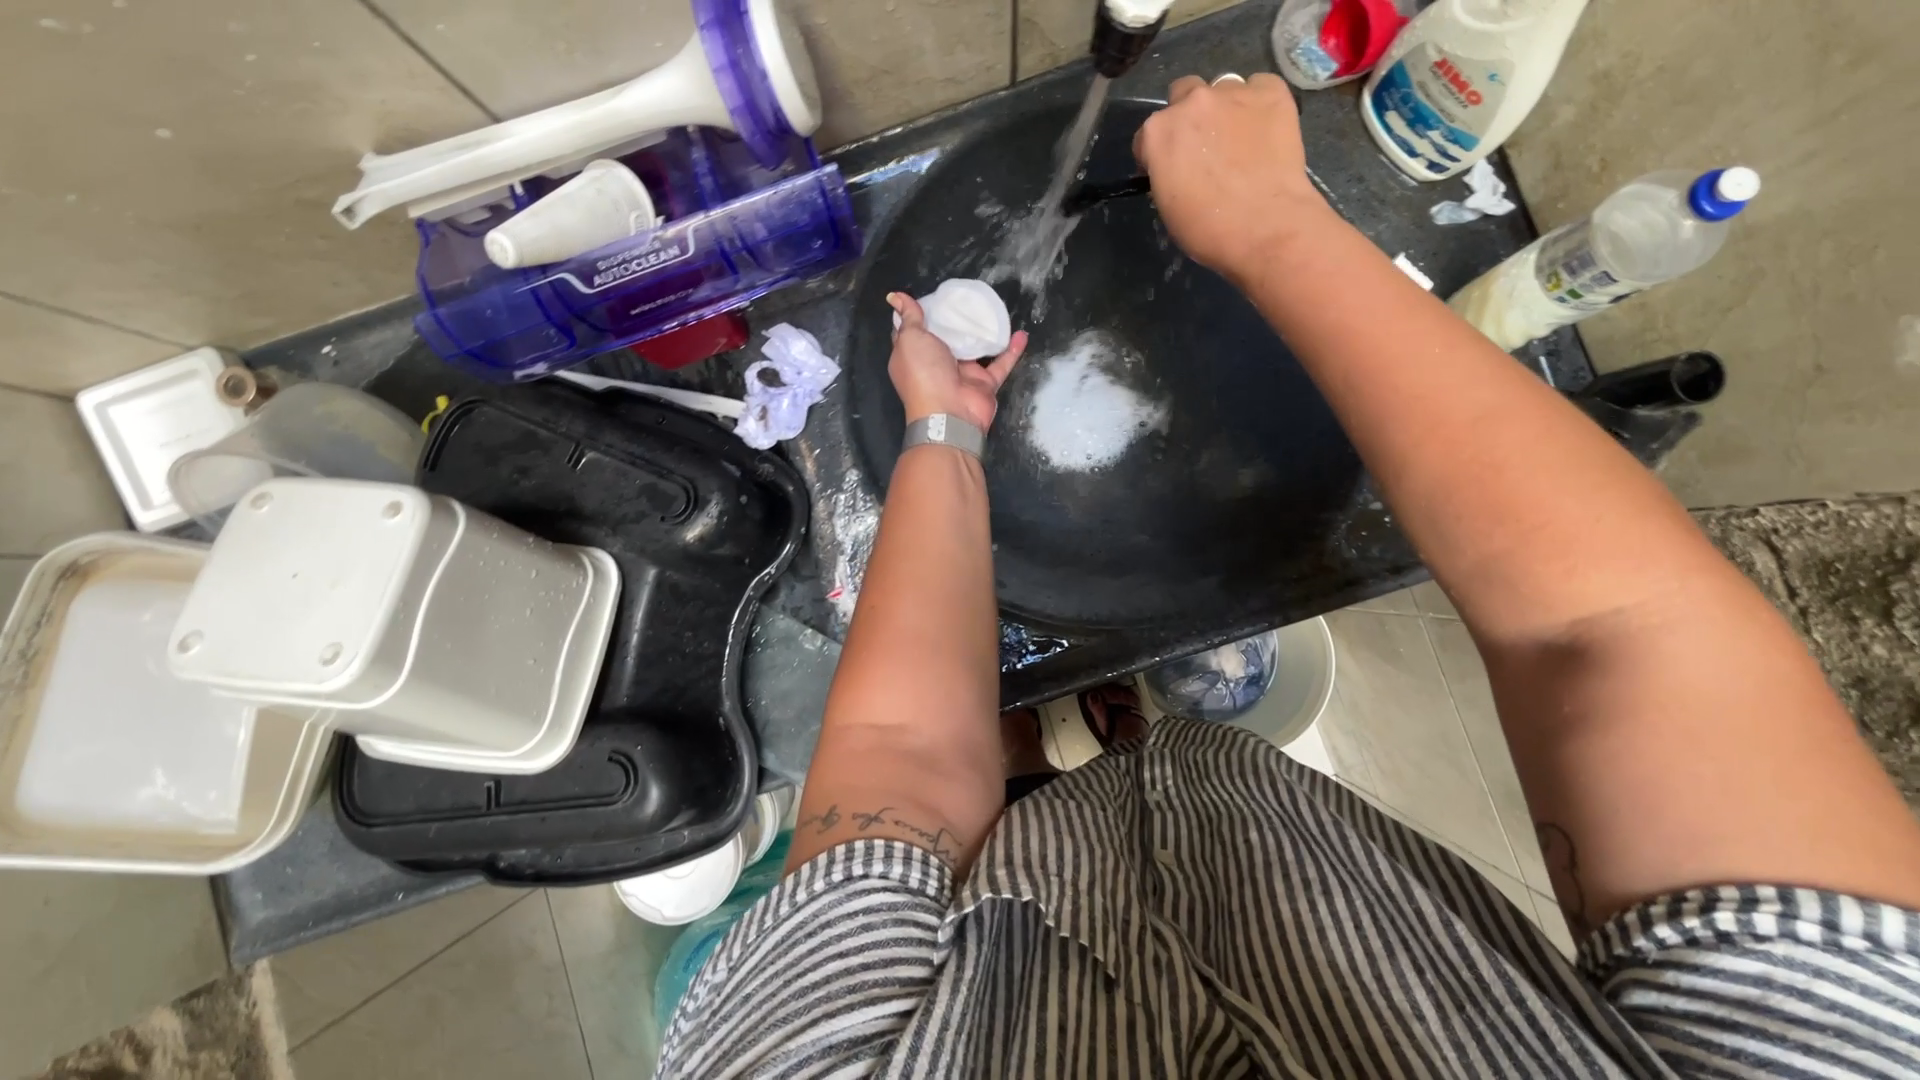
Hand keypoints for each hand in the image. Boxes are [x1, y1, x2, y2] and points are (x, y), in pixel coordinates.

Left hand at [887, 292, 1027, 430]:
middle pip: (946, 338)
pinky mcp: (984, 383)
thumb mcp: (910, 339)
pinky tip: (1021, 333)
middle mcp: (936, 366)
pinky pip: (1001, 363)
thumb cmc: (923, 373)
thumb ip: (909, 317)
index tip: (929, 297)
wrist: (949, 414)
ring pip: (975, 348)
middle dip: (953, 319)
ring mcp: (962, 375)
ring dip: (984, 332)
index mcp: (914, 356)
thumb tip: (895, 296)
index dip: (917, 314)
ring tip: (994, 309)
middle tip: (965, 296)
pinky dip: (1012, 350)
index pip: (913, 332)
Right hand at [1133, 74, 1333, 283]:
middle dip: (1190, 116)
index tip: (1171, 169)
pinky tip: (1265, 129)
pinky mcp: (1272, 93)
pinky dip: (1260, 103)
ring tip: (1240, 138)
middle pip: (1184, 94)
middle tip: (1205, 146)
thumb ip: (1167, 171)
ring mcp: (1233, 92)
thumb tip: (1181, 166)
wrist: (1265, 227)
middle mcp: (1192, 102)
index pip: (1149, 133)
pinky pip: (1261, 86)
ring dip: (1225, 108)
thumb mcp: (1168, 204)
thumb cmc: (1207, 229)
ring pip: (1223, 88)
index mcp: (1158, 132)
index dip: (1158, 152)